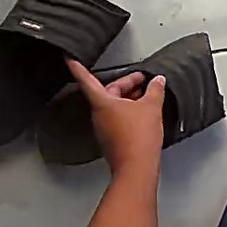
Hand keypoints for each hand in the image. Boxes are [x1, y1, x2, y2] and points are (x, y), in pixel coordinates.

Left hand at [66, 59, 166, 173]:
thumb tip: (158, 81)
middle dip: (124, 84)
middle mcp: (99, 115)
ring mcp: (104, 128)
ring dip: (128, 98)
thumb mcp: (152, 107)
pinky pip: (118, 119)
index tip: (69, 59)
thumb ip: (155, 90)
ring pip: (113, 106)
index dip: (77, 67)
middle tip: (140, 79)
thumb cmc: (138, 138)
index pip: (86, 79)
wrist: (137, 168)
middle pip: (107, 92)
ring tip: (146, 95)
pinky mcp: (112, 139)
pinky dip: (129, 112)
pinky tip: (144, 113)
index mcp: (102, 103)